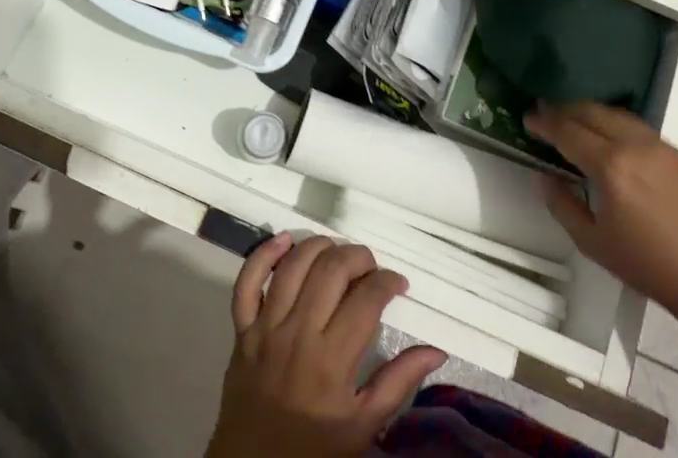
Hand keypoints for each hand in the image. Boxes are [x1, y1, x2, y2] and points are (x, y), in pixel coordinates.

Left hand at [205, 234, 447, 457]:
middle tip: (370, 266)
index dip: (387, 281)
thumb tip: (435, 349)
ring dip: (319, 248)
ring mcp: (266, 327)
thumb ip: (398, 382)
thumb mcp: (364, 424)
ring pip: (292, 267)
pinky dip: (263, 255)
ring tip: (338, 252)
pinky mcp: (242, 328)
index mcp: (333, 358)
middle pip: (330, 271)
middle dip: (357, 256)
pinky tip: (284, 240)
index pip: (365, 298)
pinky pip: (247, 282)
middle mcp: (298, 333)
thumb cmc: (314, 446)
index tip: (398, 285)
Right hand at [526, 105, 677, 322]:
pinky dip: (615, 123)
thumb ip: (562, 204)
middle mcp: (636, 146)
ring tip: (573, 119)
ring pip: (618, 115)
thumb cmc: (649, 266)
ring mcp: (662, 147)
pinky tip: (609, 137)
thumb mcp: (592, 242)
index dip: (544, 123)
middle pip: (593, 113)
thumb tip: (543, 177)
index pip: (568, 132)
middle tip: (544, 112)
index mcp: (611, 167)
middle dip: (565, 109)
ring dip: (591, 112)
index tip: (527, 118)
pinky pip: (639, 128)